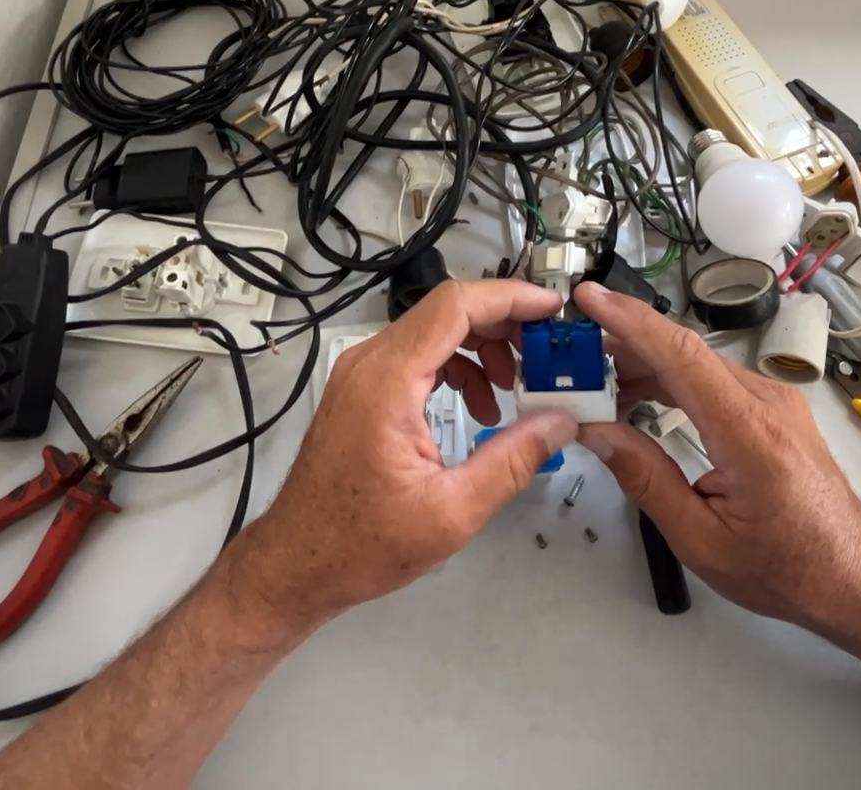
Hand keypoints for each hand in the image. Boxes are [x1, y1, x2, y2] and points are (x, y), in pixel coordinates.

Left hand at [226, 279, 578, 627]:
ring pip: (434, 331)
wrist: (298, 562)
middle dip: (503, 324)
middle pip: (447, 311)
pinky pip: (419, 356)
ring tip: (515, 388)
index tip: (552, 310)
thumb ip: (512, 460)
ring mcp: (362, 373)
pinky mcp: (363, 388)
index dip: (509, 298)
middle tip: (545, 353)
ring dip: (482, 348)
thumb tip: (563, 422)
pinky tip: (480, 408)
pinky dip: (457, 367)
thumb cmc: (365, 543)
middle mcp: (370, 362)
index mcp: (388, 381)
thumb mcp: (452, 511)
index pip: (455, 307)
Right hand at [572, 281, 860, 627]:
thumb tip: (596, 432)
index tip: (589, 298)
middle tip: (571, 358)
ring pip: (695, 362)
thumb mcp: (701, 539)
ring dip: (643, 363)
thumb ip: (646, 478)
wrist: (853, 571)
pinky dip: (668, 378)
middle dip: (622, 345)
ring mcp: (772, 398)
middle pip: (683, 353)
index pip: (682, 357)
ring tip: (597, 385)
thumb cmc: (782, 566)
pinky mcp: (770, 404)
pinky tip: (639, 396)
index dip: (631, 322)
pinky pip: (710, 376)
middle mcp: (765, 401)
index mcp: (749, 434)